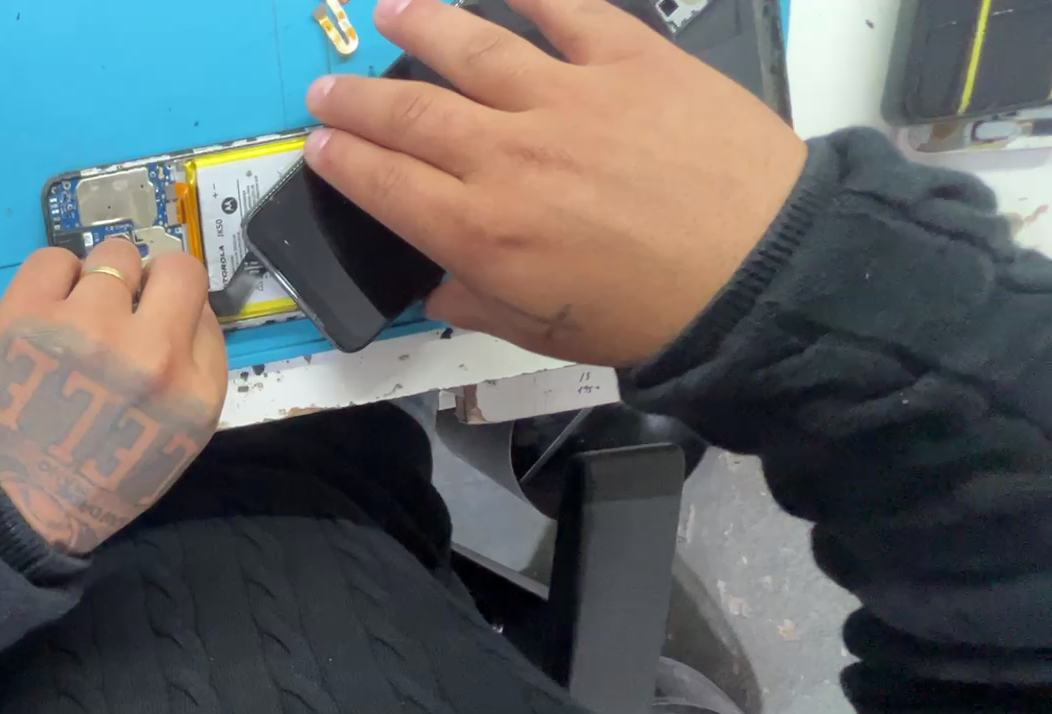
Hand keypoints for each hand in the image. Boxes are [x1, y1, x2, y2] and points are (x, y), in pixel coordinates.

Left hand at [0, 238, 228, 554]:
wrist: (15, 508)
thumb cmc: (97, 481)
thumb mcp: (175, 444)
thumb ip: (190, 376)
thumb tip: (182, 309)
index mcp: (196, 392)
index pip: (205, 311)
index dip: (175, 313)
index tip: (150, 329)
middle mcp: (154, 352)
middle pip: (175, 269)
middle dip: (151, 284)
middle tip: (120, 313)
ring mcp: (91, 326)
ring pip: (114, 257)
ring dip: (99, 281)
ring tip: (75, 321)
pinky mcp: (31, 312)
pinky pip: (54, 257)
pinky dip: (52, 280)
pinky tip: (43, 316)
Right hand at [303, 0, 806, 366]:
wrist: (752, 273)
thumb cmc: (631, 311)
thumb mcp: (526, 327)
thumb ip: (465, 300)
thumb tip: (437, 282)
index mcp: (476, 231)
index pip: (383, 183)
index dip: (341, 161)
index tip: (316, 146)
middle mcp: (507, 158)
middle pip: (410, 116)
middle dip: (355, 101)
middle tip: (323, 90)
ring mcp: (570, 101)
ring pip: (475, 51)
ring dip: (421, 26)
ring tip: (388, 12)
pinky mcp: (633, 62)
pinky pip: (571, 11)